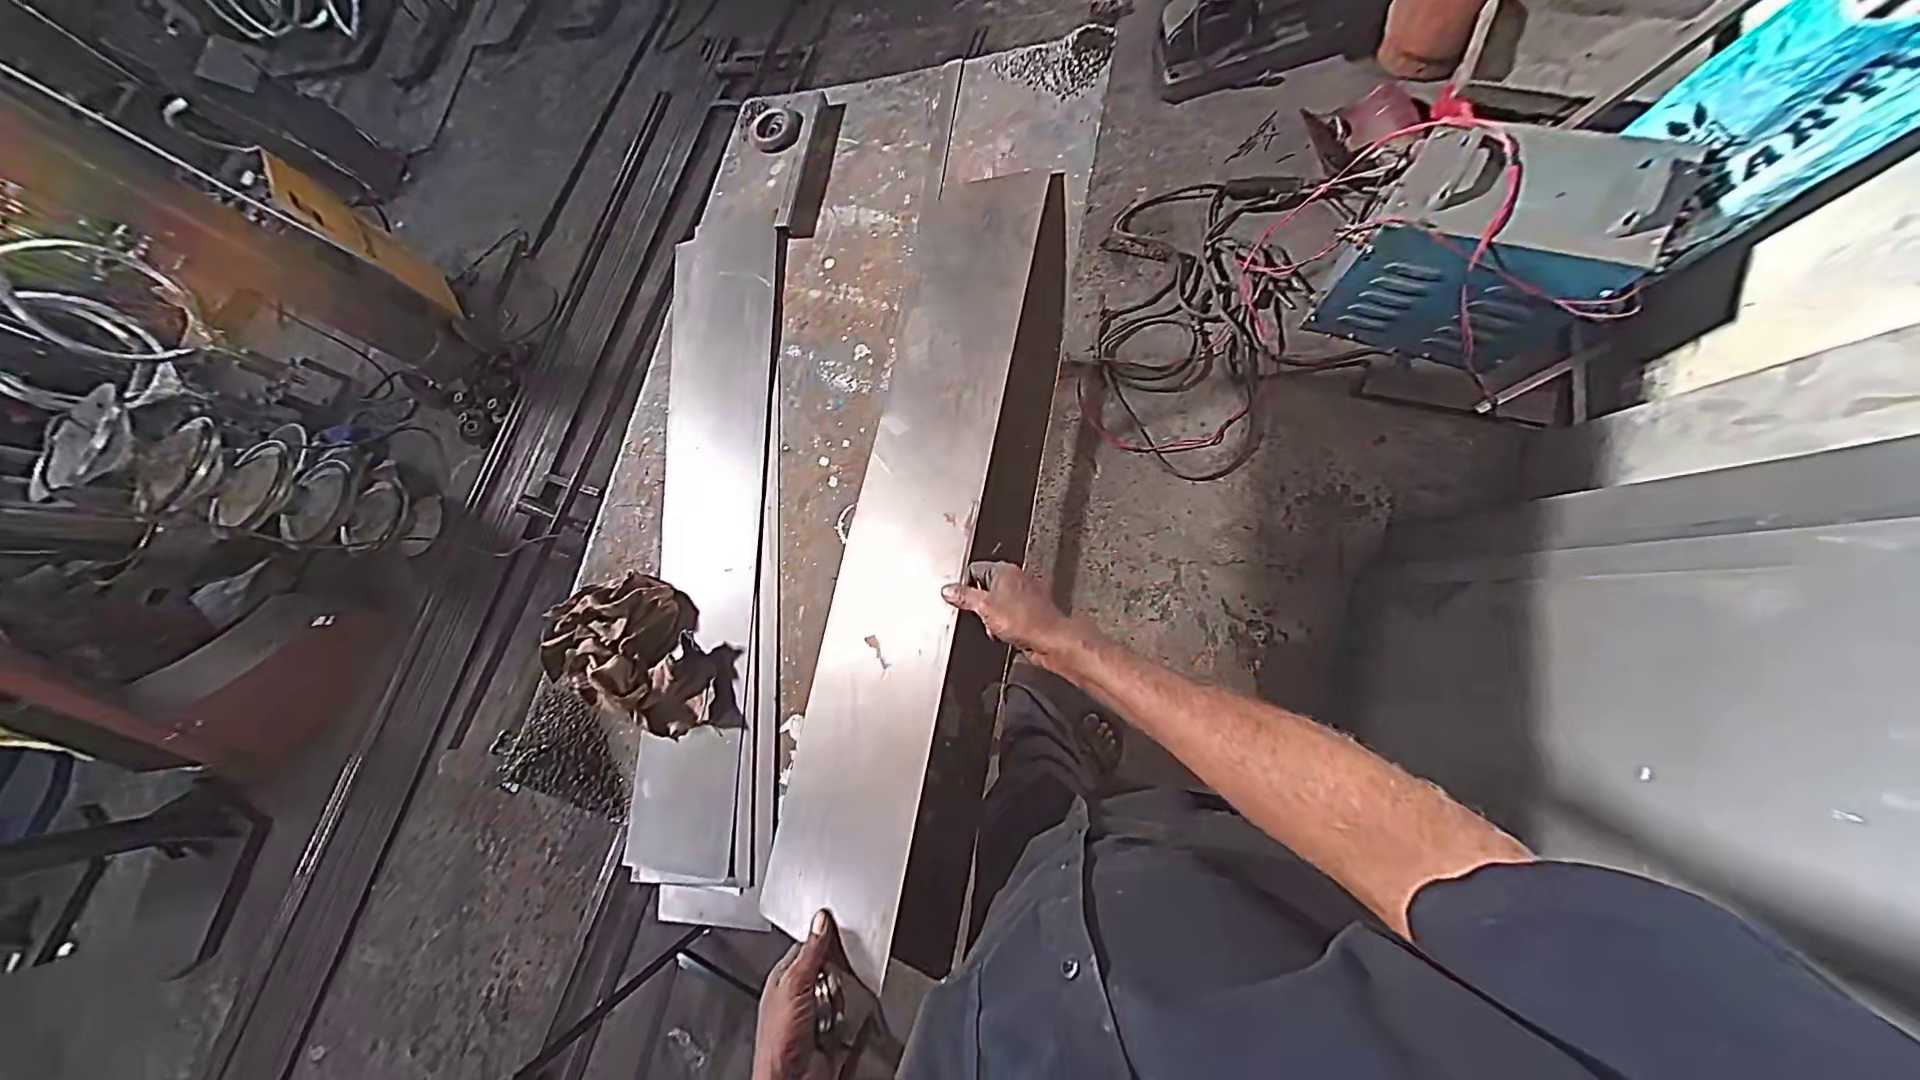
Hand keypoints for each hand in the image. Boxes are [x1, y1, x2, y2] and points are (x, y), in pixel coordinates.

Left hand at [753, 910, 839, 1079]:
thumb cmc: (778, 1041)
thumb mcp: (794, 985)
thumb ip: (810, 951)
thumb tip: (820, 920)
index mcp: (783, 977)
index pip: (807, 945)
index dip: (822, 939)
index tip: (838, 932)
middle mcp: (797, 992)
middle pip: (826, 966)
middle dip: (833, 972)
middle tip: (829, 981)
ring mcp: (813, 1011)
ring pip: (837, 987)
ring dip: (838, 996)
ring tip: (830, 1008)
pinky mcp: (829, 1028)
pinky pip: (845, 1009)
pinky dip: (844, 1012)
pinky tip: (836, 1021)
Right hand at [942, 562, 1082, 667]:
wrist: (1050, 640)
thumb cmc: (1025, 620)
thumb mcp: (984, 608)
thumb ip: (964, 597)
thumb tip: (948, 590)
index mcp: (1005, 571)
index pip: (975, 569)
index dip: (964, 585)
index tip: (960, 598)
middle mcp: (1017, 578)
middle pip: (986, 587)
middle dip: (980, 605)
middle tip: (980, 615)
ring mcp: (1026, 595)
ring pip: (998, 603)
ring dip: (992, 617)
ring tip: (995, 627)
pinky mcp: (1032, 611)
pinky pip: (1010, 616)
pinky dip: (1005, 625)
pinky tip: (1006, 633)